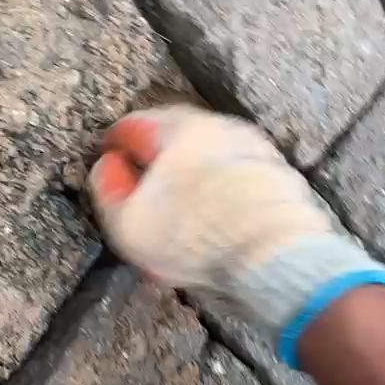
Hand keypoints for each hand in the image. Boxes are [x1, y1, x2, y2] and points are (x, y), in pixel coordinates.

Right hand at [88, 105, 384, 359]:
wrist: (274, 258)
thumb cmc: (191, 237)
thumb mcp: (127, 222)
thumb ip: (108, 188)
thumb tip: (108, 166)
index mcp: (178, 128)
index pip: (132, 125)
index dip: (114, 145)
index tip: (108, 161)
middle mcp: (218, 126)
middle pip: (173, 135)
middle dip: (154, 156)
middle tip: (142, 183)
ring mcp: (253, 148)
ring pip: (207, 154)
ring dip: (189, 172)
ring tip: (178, 203)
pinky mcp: (277, 175)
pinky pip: (234, 174)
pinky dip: (218, 187)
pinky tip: (213, 213)